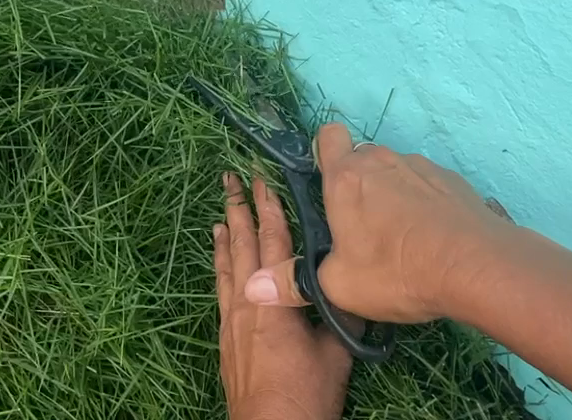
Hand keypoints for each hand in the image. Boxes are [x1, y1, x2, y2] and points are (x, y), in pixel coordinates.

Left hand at [216, 172, 351, 419]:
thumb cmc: (306, 392)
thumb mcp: (336, 353)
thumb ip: (341, 315)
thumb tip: (352, 283)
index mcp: (274, 297)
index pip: (272, 240)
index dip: (268, 207)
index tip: (262, 179)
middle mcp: (248, 298)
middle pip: (242, 243)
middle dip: (238, 208)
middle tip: (230, 178)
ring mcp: (232, 315)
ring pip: (226, 262)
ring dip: (226, 233)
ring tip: (221, 212)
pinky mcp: (225, 333)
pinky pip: (220, 286)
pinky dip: (220, 264)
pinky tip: (220, 259)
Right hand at [244, 123, 515, 323]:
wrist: (476, 266)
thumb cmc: (396, 269)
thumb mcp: (340, 285)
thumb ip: (294, 283)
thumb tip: (253, 288)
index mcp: (344, 177)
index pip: (327, 135)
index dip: (325, 151)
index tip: (328, 181)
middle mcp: (379, 161)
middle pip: (362, 157)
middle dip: (359, 181)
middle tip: (362, 223)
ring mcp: (418, 167)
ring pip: (396, 170)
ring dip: (394, 192)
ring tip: (404, 236)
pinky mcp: (451, 180)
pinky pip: (428, 184)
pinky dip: (426, 202)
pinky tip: (435, 237)